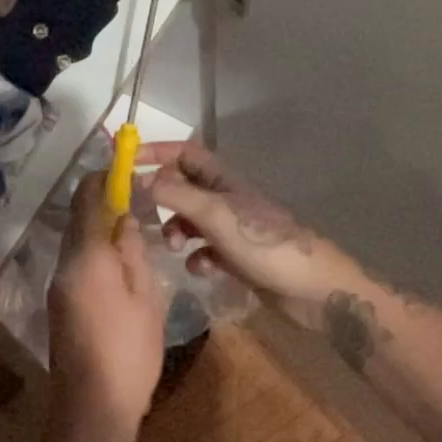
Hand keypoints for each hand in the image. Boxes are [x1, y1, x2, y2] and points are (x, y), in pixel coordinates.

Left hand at [45, 172, 166, 441]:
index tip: (125, 164)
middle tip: (135, 197)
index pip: (89, 197)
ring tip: (133, 229)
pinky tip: (118, 262)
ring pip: (76, 237)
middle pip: (78, 214)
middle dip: (102, 198)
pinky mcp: (58, 300)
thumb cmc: (129, 353)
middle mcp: (64, 261)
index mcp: (87, 256)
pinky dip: (93, 248)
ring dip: (98, 225)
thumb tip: (126, 218)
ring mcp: (58, 281)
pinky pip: (75, 259)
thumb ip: (134, 253)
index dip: (106, 175)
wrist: (92, 408)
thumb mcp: (146, 299)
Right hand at [136, 142, 349, 323]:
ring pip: (190, 220)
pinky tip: (202, 270)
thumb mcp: (213, 214)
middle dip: (161, 199)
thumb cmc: (264, 243)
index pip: (184, 152)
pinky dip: (197, 258)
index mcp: (224, 180)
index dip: (157, 152)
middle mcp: (226, 199)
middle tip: (143, 214)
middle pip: (183, 187)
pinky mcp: (237, 257)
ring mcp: (232, 228)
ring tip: (175, 247)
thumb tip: (139, 179)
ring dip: (176, 231)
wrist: (313, 289)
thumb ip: (175, 194)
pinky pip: (205, 251)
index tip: (127, 163)